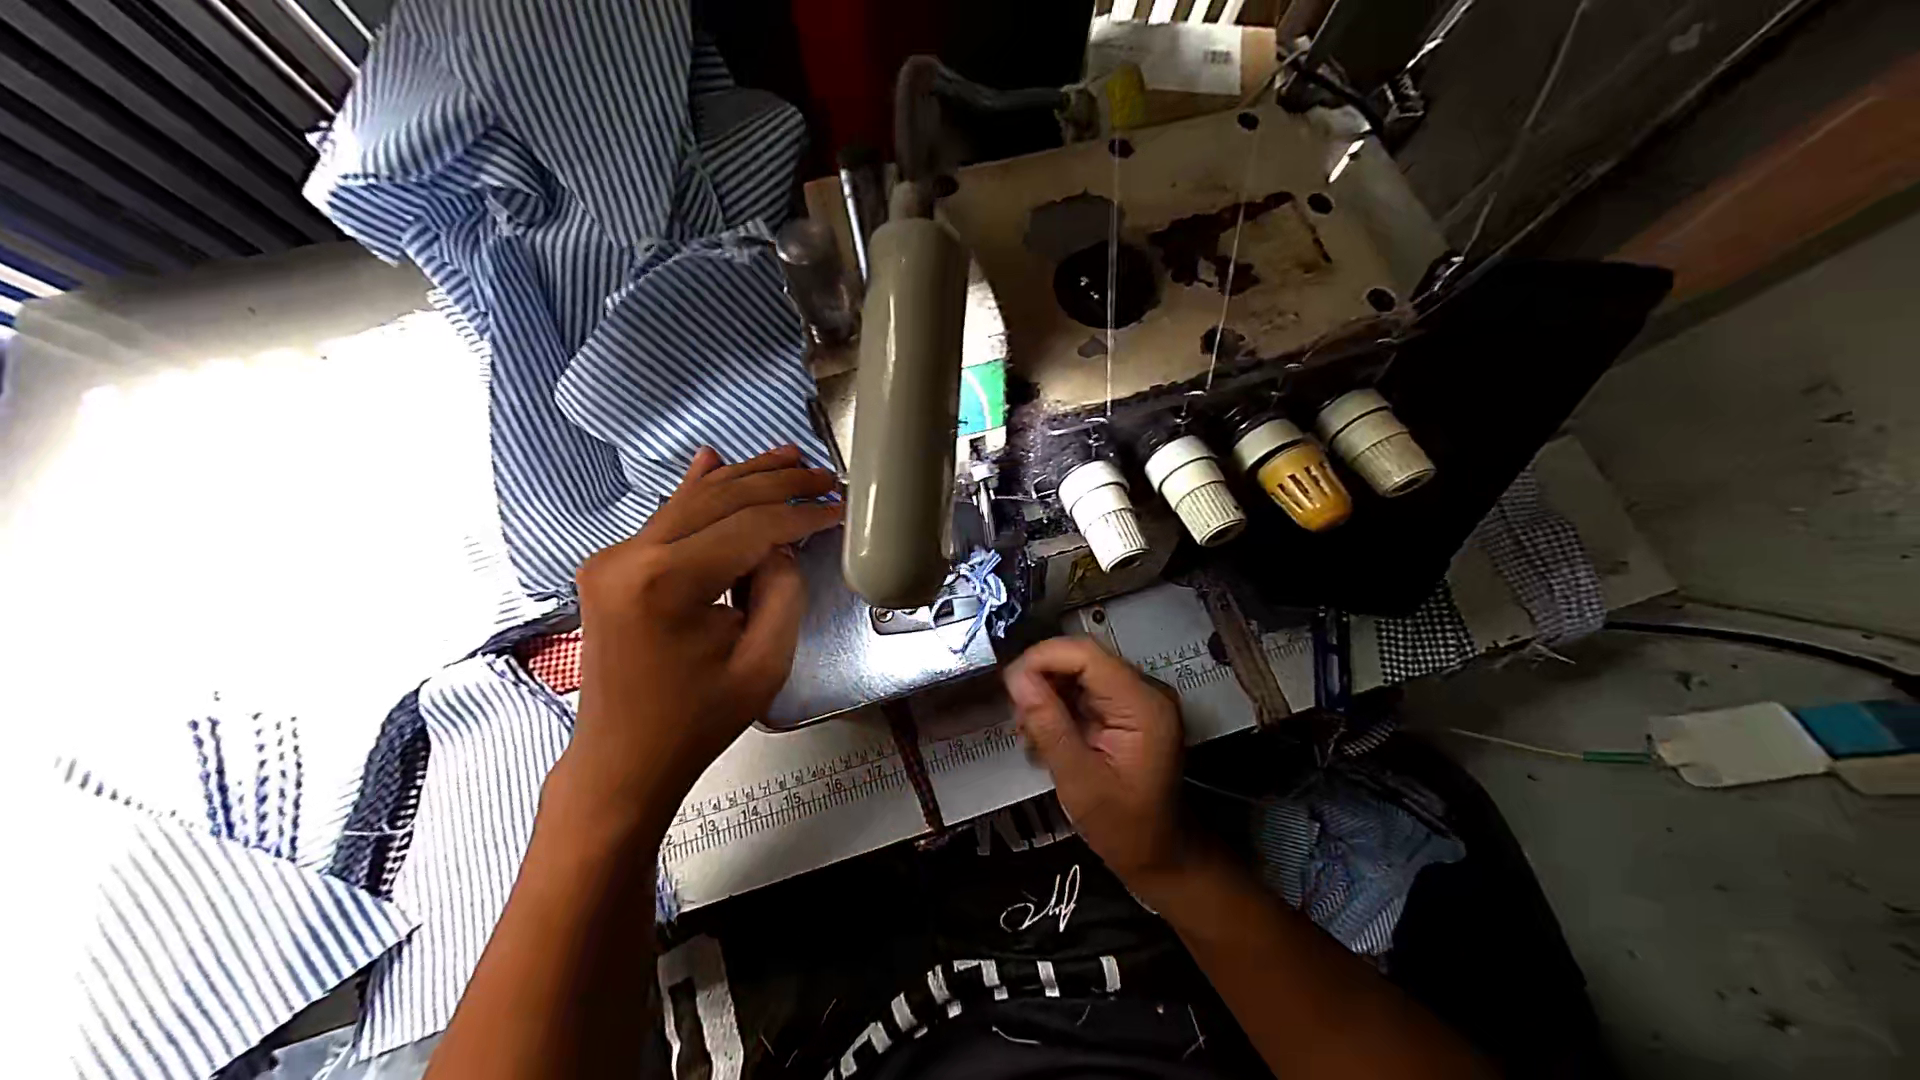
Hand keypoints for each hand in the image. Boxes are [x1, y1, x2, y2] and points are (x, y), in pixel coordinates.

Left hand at [559, 445, 840, 824]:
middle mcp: (629, 558)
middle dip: (778, 484)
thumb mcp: (764, 663)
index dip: (801, 514)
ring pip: (693, 498)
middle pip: (720, 499)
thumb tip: (780, 548)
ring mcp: (613, 559)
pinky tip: (714, 461)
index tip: (837, 508)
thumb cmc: (694, 722)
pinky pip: (666, 517)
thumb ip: (783, 592)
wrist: (623, 758)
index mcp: (666, 583)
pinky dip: (698, 490)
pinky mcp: (613, 567)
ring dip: (745, 478)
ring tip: (789, 459)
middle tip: (822, 477)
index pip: (751, 527)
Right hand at [1003, 637, 1190, 889]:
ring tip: (1030, 731)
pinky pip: (1085, 689)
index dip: (1042, 659)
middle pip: (1082, 658)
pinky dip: (1059, 704)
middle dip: (1042, 679)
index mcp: (1143, 706)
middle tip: (1018, 718)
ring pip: (1078, 670)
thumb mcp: (1079, 781)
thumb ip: (1048, 725)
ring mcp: (1137, 698)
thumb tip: (1015, 678)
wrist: (1160, 855)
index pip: (1086, 654)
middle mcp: (1145, 691)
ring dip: (1047, 693)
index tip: (1010, 686)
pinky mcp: (1127, 708)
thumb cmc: (1124, 827)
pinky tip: (1046, 734)